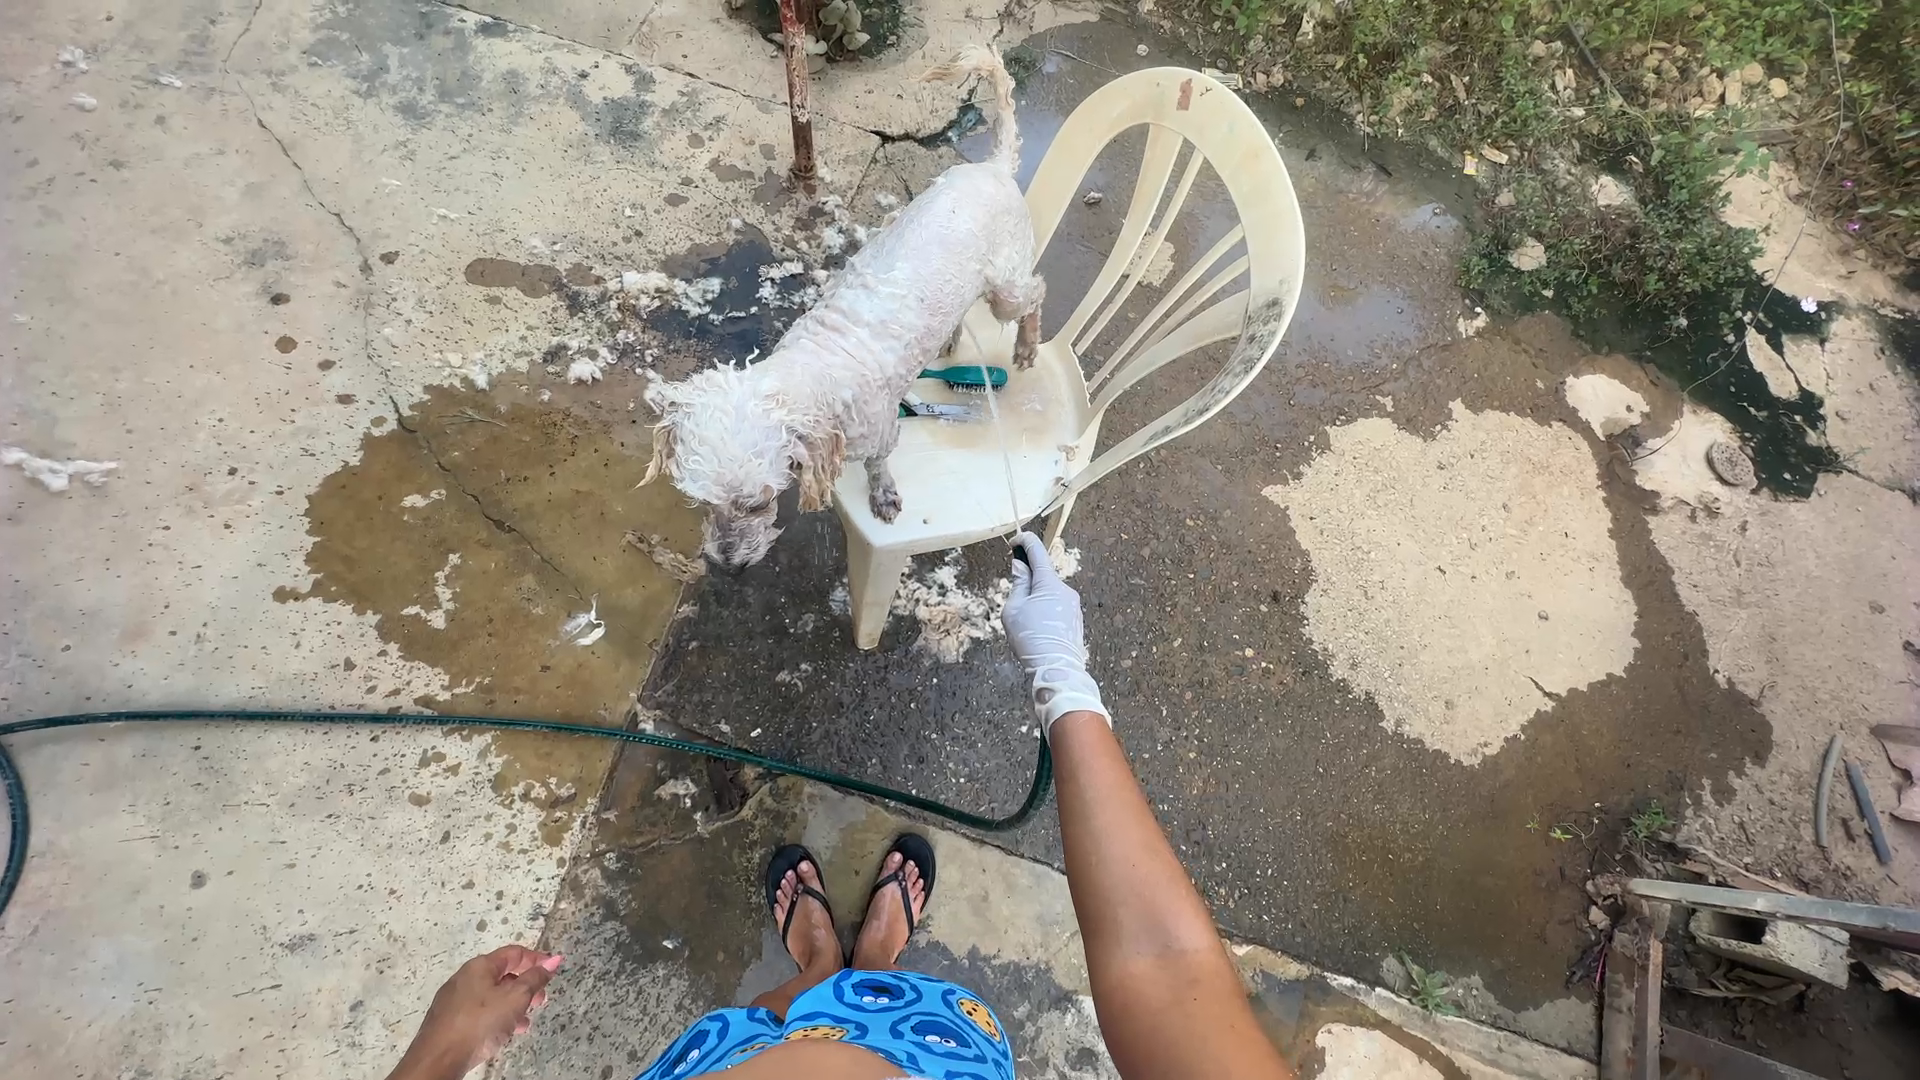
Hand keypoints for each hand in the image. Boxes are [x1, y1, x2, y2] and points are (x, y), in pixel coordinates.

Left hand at [386, 946, 562, 1079]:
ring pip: (491, 996)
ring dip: (512, 1005)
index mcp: (480, 966)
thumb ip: (536, 978)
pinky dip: (495, 1017)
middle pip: (503, 975)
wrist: (435, 1063)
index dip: (537, 959)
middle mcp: (464, 978)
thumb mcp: (516, 997)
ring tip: (525, 1020)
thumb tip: (554, 959)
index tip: (552, 971)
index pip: (515, 953)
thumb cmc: (479, 1023)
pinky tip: (504, 1032)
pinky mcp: (446, 1022)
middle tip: (540, 999)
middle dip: (525, 986)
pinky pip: (478, 1012)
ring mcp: (452, 1001)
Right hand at [1002, 532, 1108, 735]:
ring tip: (1024, 623)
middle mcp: (1065, 589)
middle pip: (1043, 575)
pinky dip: (1044, 610)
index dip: (1024, 541)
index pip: (1037, 551)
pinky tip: (1036, 631)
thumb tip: (1020, 566)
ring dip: (1035, 598)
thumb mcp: (1014, 609)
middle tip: (1013, 598)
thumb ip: (1018, 584)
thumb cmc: (1030, 639)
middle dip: (1027, 579)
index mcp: (1049, 583)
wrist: (1057, 670)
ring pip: (1049, 593)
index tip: (1014, 541)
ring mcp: (1073, 605)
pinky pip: (1056, 606)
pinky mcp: (1075, 619)